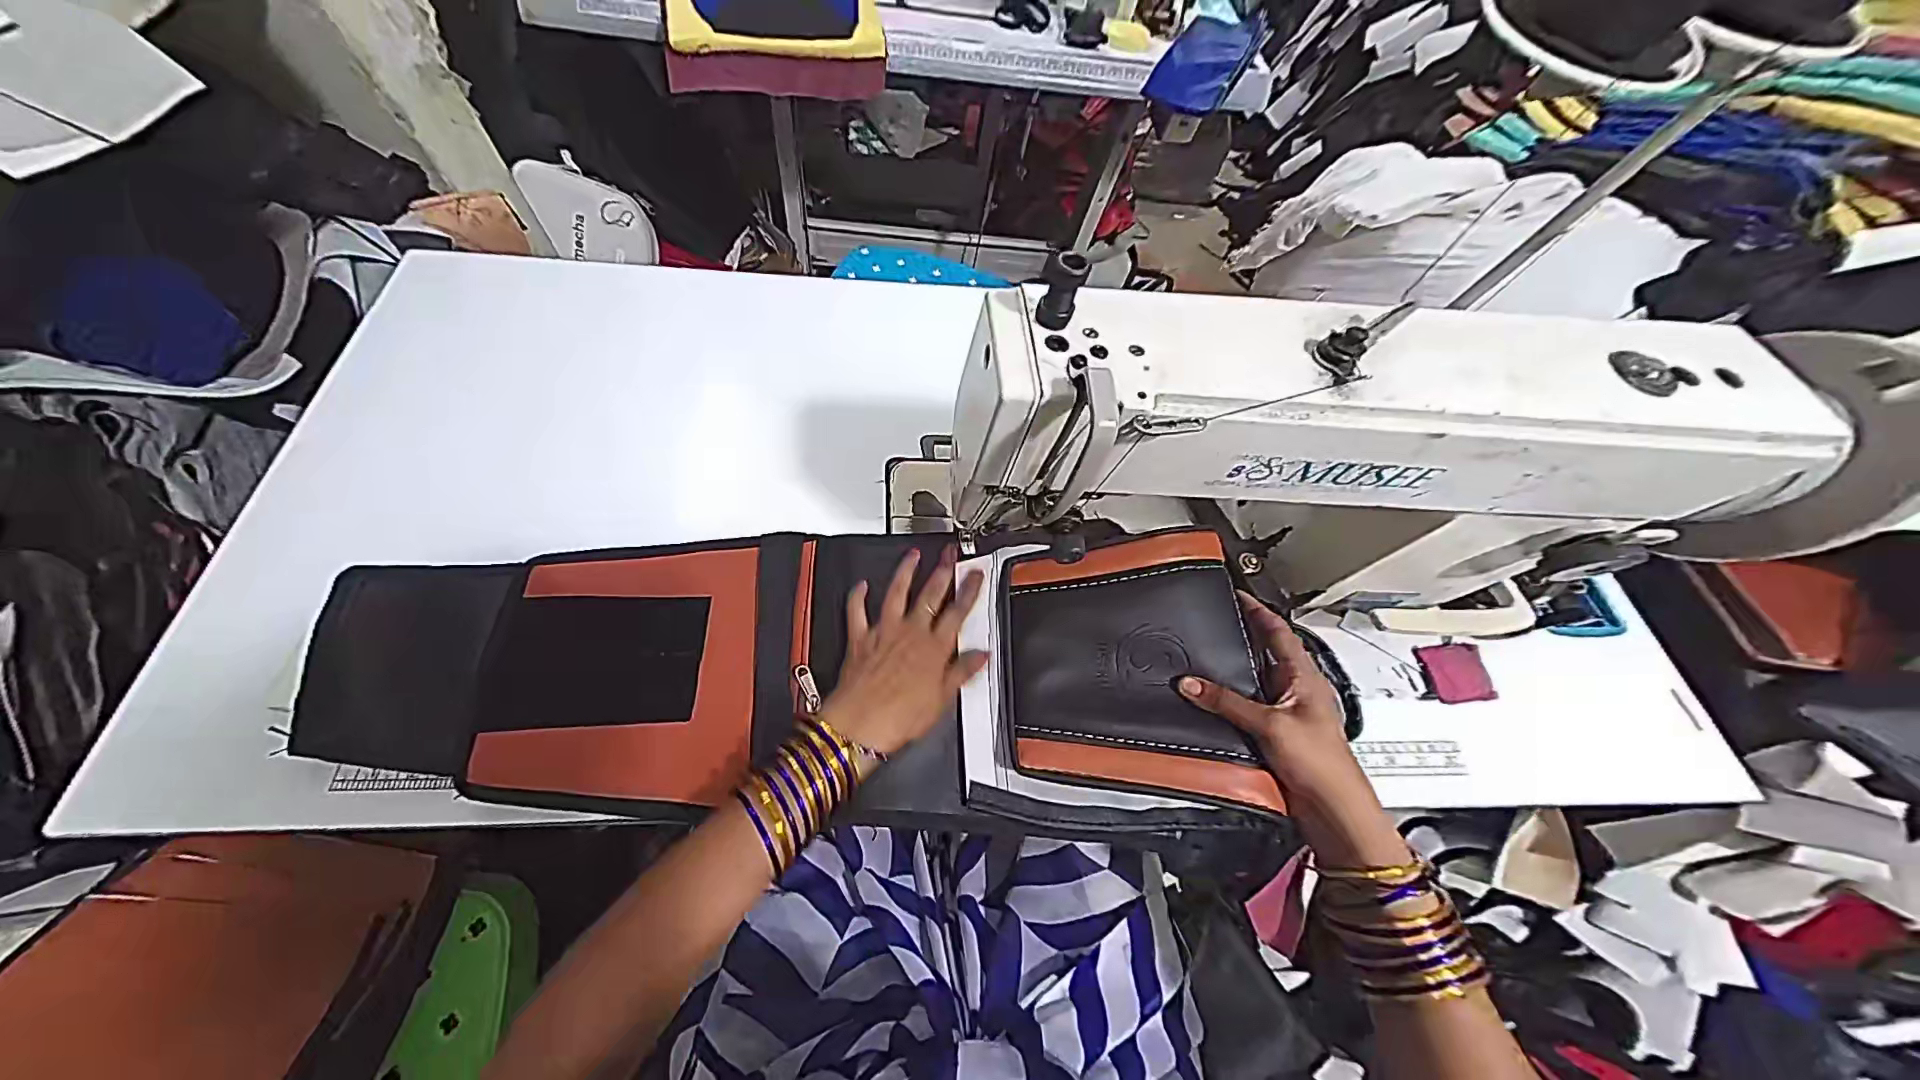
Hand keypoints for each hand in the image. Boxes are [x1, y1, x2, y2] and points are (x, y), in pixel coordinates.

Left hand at [816, 548, 987, 757]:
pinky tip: (861, 585)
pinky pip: (857, 611)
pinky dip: (858, 596)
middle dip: (942, 571)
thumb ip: (961, 672)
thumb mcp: (942, 699)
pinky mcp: (861, 639)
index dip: (968, 590)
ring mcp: (884, 633)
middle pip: (930, 595)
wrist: (861, 724)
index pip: (957, 612)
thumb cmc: (899, 717)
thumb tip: (980, 656)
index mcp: (934, 648)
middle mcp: (910, 634)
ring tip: (913, 556)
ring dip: (905, 572)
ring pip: (896, 594)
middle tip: (949, 554)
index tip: (974, 574)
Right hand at [1179, 592, 1408, 866]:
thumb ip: (1227, 702)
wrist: (1334, 810)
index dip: (1258, 610)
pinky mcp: (1275, 734)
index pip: (1279, 631)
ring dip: (1232, 672)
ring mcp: (1285, 712)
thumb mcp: (1270, 724)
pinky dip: (1228, 701)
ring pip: (1253, 681)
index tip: (1238, 594)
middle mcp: (1296, 690)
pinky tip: (1212, 701)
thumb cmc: (1324, 765)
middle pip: (1265, 653)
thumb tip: (1192, 683)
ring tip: (1207, 656)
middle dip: (1241, 637)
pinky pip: (1246, 708)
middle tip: (1216, 620)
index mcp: (1305, 677)